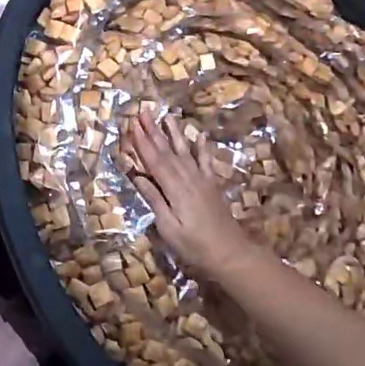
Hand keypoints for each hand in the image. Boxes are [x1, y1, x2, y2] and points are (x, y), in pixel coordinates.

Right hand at [124, 112, 266, 276]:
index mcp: (175, 189)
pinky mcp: (212, 185)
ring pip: (185, 151)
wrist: (231, 253)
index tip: (133, 123)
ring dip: (175, 133)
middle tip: (144, 112)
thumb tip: (137, 176)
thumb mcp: (168, 227)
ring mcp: (202, 180)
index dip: (143, 142)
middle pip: (168, 151)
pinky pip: (205, 161)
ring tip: (167, 116)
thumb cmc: (194, 246)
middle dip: (154, 131)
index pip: (155, 160)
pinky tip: (199, 136)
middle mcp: (188, 179)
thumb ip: (154, 199)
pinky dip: (201, 148)